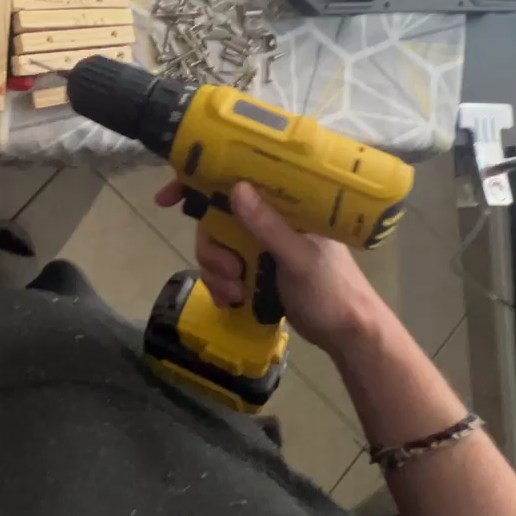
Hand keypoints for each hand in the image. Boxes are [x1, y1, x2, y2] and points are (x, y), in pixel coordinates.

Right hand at [154, 179, 390, 348]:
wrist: (348, 336)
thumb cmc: (334, 291)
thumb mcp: (299, 258)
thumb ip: (268, 225)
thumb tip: (235, 188)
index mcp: (286, 204)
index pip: (239, 179)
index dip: (199, 183)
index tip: (168, 198)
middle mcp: (268, 218)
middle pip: (215, 218)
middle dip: (212, 248)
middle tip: (230, 271)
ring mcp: (259, 244)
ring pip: (215, 245)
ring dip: (216, 271)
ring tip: (236, 293)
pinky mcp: (254, 268)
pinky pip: (220, 269)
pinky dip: (219, 284)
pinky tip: (232, 301)